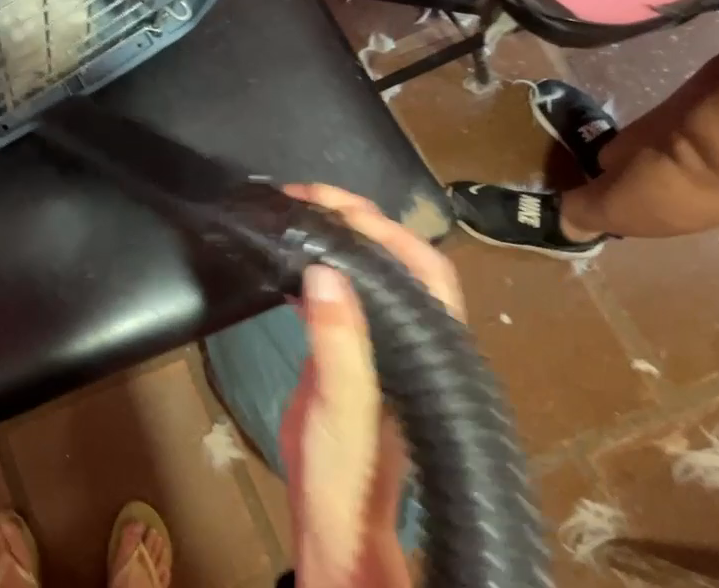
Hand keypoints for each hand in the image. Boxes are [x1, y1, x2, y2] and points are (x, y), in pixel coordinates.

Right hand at [279, 184, 463, 587]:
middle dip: (358, 219)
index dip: (381, 227)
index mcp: (425, 349)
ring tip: (297, 214)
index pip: (421, 268)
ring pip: (373, 275)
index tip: (327, 203)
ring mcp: (382, 347)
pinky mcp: (351, 356)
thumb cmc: (345, 473)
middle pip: (400, 262)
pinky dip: (321, 268)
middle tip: (305, 198)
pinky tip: (293, 260)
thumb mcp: (340, 409)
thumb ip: (339, 345)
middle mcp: (412, 340)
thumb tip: (326, 272)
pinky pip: (343, 296)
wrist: (334, 521)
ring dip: (340, 238)